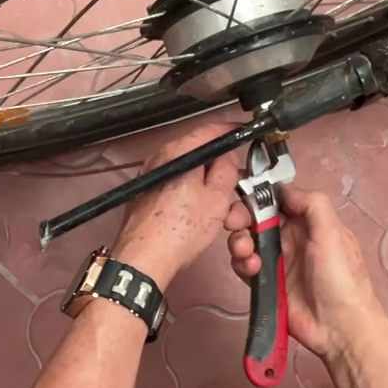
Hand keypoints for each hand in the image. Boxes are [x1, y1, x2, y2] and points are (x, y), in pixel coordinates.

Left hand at [109, 121, 243, 284]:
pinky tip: (198, 212)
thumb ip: (226, 168)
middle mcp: (160, 157)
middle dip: (219, 162)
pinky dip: (190, 190)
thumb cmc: (178, 231)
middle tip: (235, 178)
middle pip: (197, 149)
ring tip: (218, 203)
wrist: (144, 259)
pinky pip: (175, 182)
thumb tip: (227, 155)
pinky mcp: (146, 192)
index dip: (231, 131)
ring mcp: (150, 175)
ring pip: (187, 168)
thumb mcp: (217, 198)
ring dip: (205, 179)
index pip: (210, 128)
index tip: (243, 135)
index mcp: (178, 151)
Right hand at [226, 186, 387, 361]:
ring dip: (240, 241)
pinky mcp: (265, 283)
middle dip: (241, 216)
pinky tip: (251, 269)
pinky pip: (244, 266)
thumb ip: (311, 203)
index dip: (259, 196)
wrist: (339, 326)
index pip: (277, 200)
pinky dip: (241, 263)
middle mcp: (291, 237)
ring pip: (247, 240)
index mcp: (308, 222)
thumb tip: (283, 190)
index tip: (244, 196)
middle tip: (232, 222)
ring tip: (246, 252)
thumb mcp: (333, 232)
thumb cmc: (340, 276)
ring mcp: (277, 260)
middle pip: (256, 218)